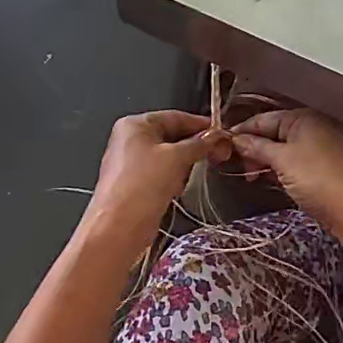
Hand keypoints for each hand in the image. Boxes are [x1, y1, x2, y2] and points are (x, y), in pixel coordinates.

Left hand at [82, 112, 228, 255]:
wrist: (119, 226)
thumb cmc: (144, 184)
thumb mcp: (176, 158)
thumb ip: (198, 144)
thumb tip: (217, 135)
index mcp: (135, 124)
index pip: (174, 117)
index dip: (200, 124)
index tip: (222, 132)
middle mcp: (130, 139)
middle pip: (171, 135)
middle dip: (194, 146)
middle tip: (219, 153)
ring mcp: (132, 161)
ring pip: (168, 156)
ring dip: (183, 164)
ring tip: (192, 174)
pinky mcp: (136, 182)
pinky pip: (161, 173)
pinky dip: (173, 178)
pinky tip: (176, 188)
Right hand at [228, 108, 342, 237]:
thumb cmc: (317, 178)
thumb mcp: (281, 159)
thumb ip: (256, 146)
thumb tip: (236, 140)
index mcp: (302, 118)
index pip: (263, 118)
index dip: (242, 131)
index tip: (222, 144)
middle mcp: (310, 128)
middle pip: (271, 133)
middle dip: (252, 147)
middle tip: (238, 165)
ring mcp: (315, 147)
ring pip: (279, 148)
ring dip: (262, 160)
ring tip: (251, 175)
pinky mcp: (317, 166)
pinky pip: (289, 160)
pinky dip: (276, 167)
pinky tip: (267, 178)